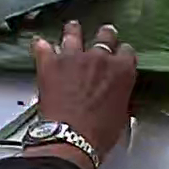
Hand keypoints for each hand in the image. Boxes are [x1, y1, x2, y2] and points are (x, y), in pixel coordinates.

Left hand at [27, 20, 135, 168]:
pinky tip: (40, 45)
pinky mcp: (49, 63)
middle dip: (105, 35)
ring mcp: (73, 57)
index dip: (123, 54)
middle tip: (104, 35)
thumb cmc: (99, 134)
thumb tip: (115, 95)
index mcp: (122, 71)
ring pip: (73, 33)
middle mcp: (99, 58)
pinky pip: (43, 46)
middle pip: (105, 36)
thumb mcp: (120, 115)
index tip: (120, 56)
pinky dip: (42, 46)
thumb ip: (119, 96)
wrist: (70, 139)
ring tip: (72, 29)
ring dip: (73, 32)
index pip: (127, 51)